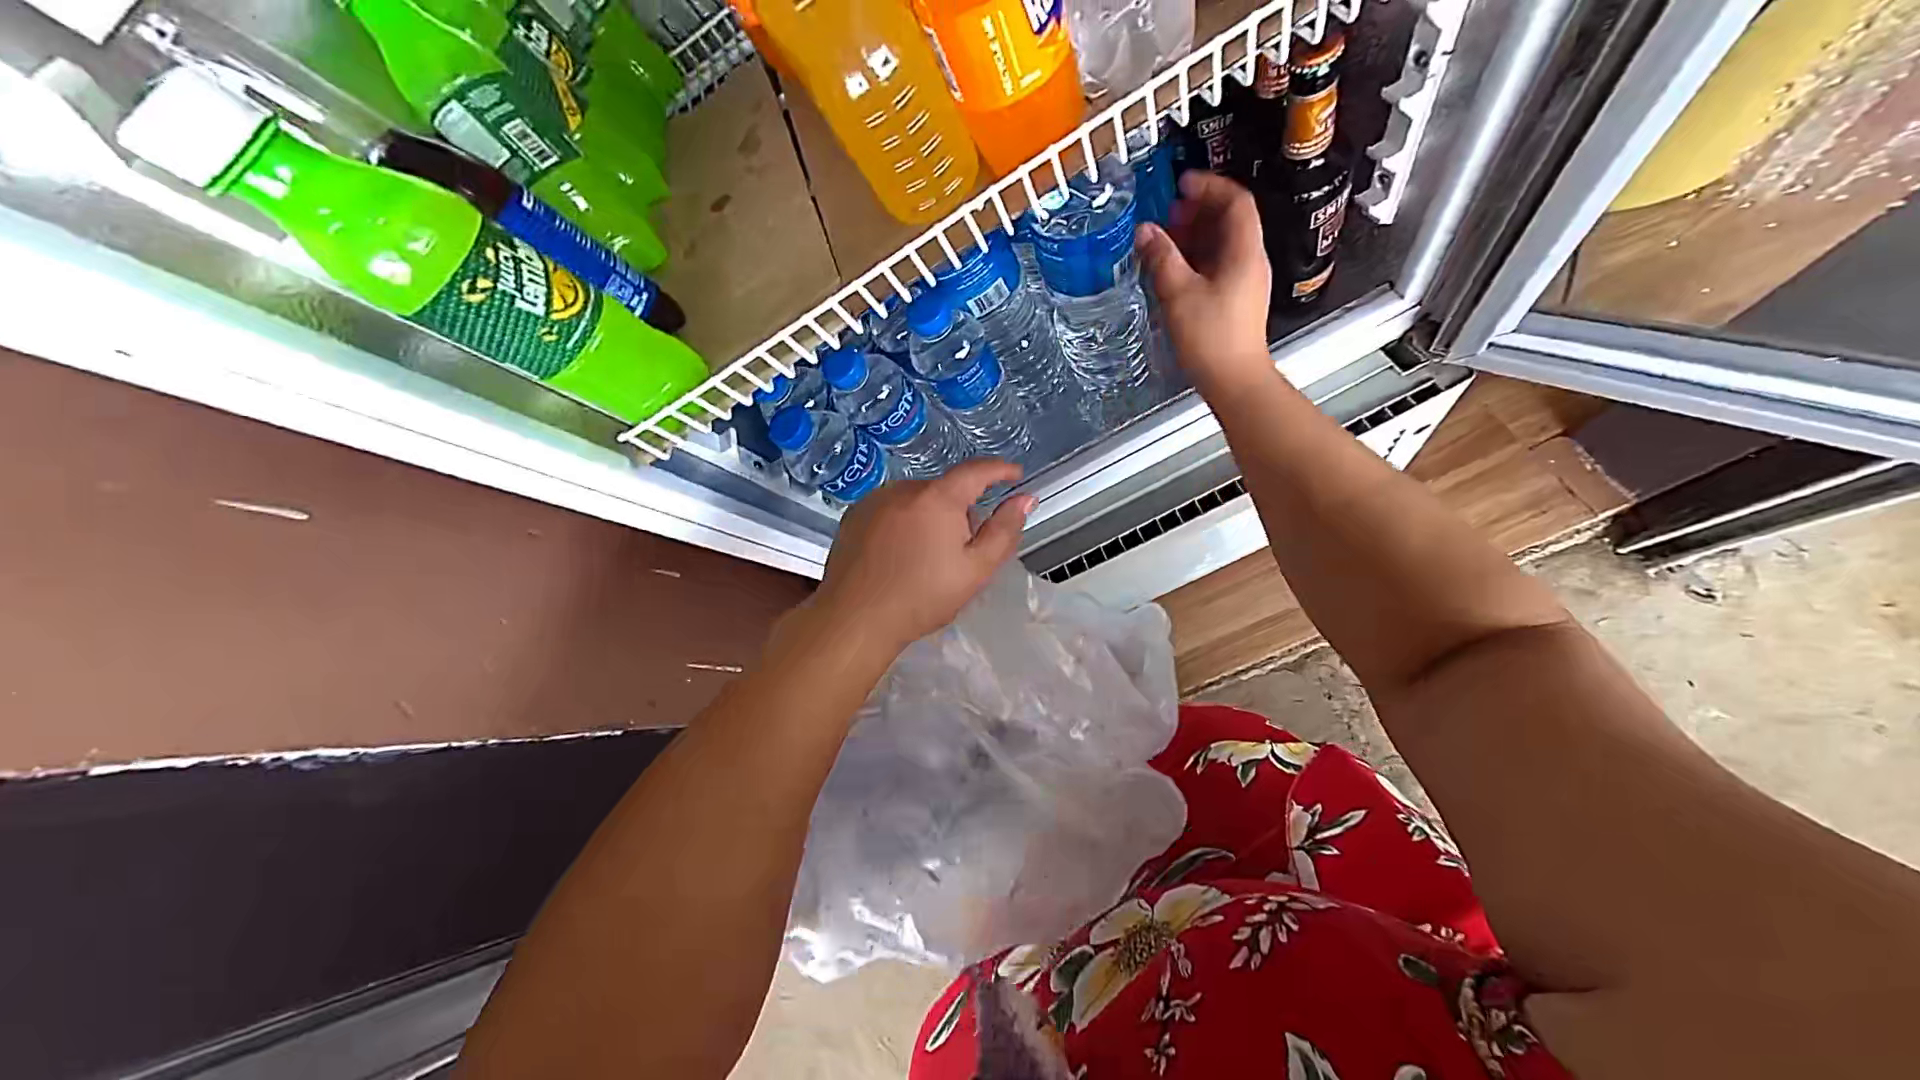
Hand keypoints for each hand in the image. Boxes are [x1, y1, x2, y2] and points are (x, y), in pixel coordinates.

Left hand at [808, 459, 1035, 655]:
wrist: (855, 619)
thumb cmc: (922, 598)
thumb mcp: (975, 569)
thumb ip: (1004, 530)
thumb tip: (1024, 499)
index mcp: (938, 498)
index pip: (977, 470)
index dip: (1000, 470)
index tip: (1014, 475)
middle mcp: (904, 489)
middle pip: (945, 490)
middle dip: (960, 511)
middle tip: (962, 551)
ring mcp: (875, 500)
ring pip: (917, 500)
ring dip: (930, 517)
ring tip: (927, 559)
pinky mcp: (855, 516)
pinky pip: (891, 509)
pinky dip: (903, 523)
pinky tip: (899, 556)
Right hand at [1135, 171, 1273, 392]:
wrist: (1234, 379)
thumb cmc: (1213, 339)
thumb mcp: (1179, 293)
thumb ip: (1161, 258)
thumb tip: (1146, 232)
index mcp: (1244, 252)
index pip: (1236, 201)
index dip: (1210, 186)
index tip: (1184, 183)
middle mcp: (1250, 262)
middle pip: (1230, 221)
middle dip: (1198, 211)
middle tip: (1170, 211)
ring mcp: (1244, 282)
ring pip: (1222, 244)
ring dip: (1195, 235)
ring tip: (1167, 237)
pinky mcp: (1234, 300)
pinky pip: (1217, 266)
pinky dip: (1196, 258)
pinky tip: (1174, 268)